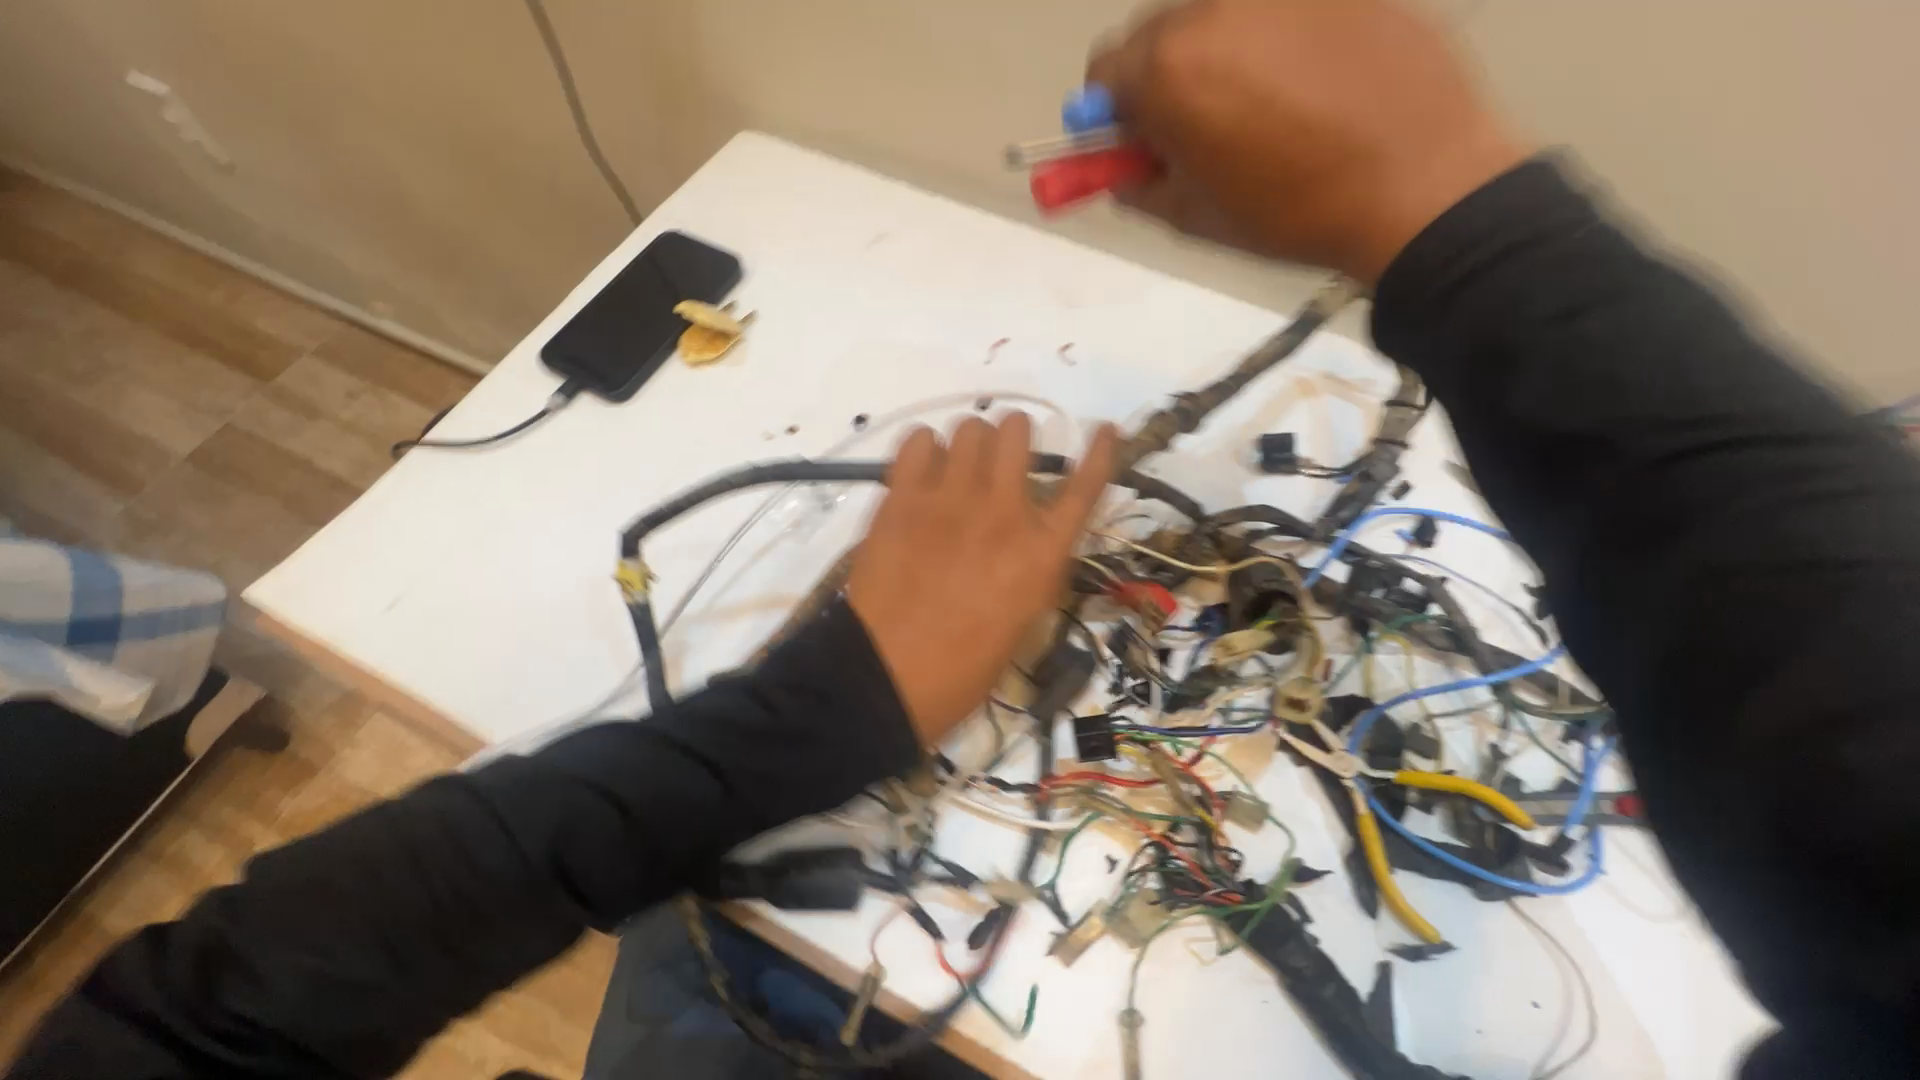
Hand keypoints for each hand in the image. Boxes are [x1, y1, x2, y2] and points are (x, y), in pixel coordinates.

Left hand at [848, 416, 1118, 745]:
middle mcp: (1004, 511)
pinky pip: (918, 440)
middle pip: (1018, 430)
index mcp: (1043, 551)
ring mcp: (950, 499)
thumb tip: (1031, 533)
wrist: (889, 677)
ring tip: (958, 467)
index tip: (1103, 430)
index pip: (1088, 484)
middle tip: (1001, 460)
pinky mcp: (902, 497)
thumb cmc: (964, 667)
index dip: (1102, 451)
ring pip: (970, 426)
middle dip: (1015, 438)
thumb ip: (1035, 565)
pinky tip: (923, 470)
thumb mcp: (1024, 619)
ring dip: (971, 442)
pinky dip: (925, 448)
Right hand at [1088, 0, 1528, 282]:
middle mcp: (1215, 8)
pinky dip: (1273, 37)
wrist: (1420, 184)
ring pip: (1216, 16)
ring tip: (1260, 107)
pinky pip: (1277, 9)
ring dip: (1215, 55)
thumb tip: (1120, 169)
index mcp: (1170, 69)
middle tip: (1193, 130)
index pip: (1103, 71)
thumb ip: (1137, 186)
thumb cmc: (1293, 213)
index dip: (1109, 114)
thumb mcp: (1194, 218)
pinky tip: (1308, 82)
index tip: (1134, 142)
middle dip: (1158, 78)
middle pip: (1156, 33)